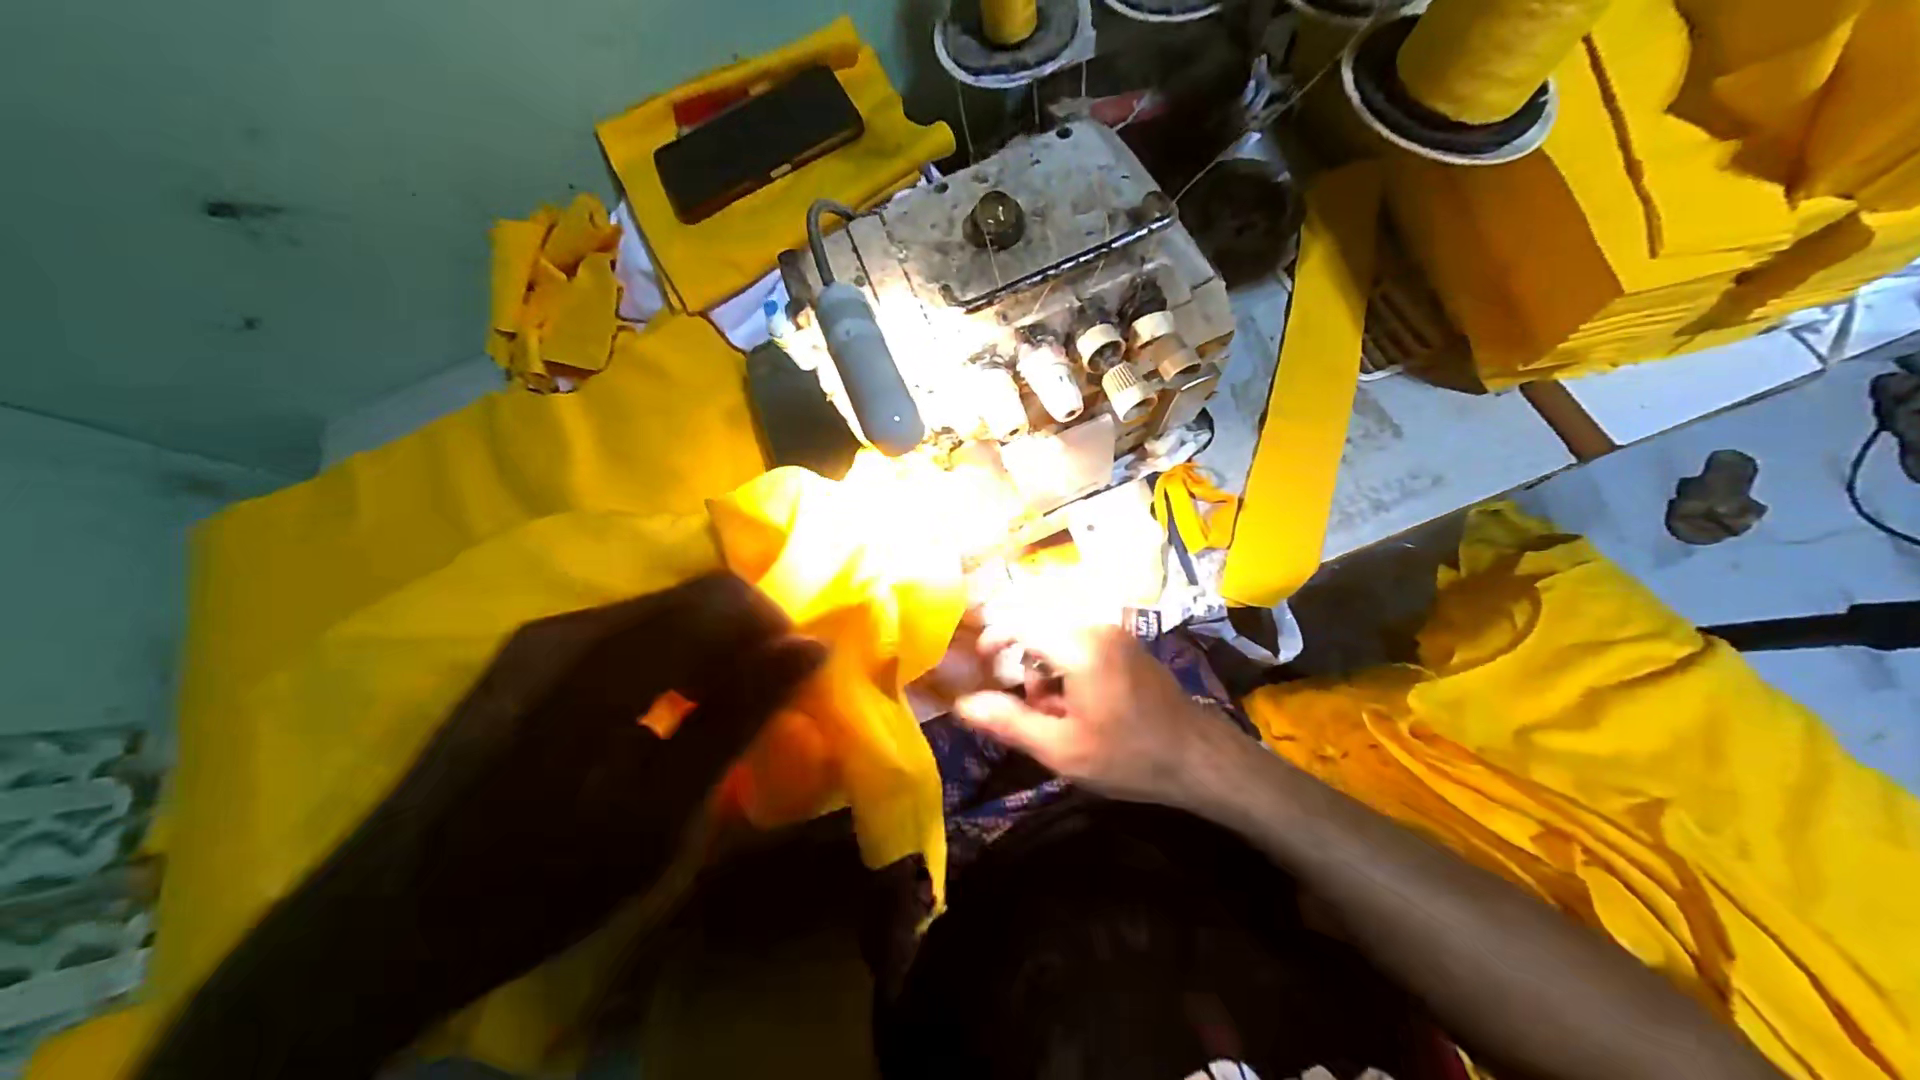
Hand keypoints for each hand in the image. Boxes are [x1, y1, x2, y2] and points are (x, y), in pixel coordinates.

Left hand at [140, 572, 824, 1079]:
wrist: (385, 924)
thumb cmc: (539, 883)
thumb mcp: (659, 815)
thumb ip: (737, 718)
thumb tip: (810, 648)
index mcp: (598, 663)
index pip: (721, 600)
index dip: (775, 633)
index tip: (798, 687)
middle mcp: (567, 627)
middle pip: (693, 599)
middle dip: (748, 644)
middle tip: (767, 708)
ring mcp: (540, 638)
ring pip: (663, 614)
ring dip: (712, 654)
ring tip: (723, 717)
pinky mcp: (528, 656)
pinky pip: (627, 634)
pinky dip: (671, 663)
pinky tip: (668, 716)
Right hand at [954, 620, 1253, 809]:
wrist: (1199, 758)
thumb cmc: (1128, 756)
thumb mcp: (1061, 748)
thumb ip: (1009, 722)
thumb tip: (963, 704)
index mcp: (1078, 646)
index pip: (1018, 622)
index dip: (992, 639)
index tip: (980, 666)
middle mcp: (1096, 628)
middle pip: (1038, 630)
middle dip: (1026, 667)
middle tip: (1036, 710)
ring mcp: (1115, 633)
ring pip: (1058, 639)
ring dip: (1048, 671)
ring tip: (1060, 715)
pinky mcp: (1126, 644)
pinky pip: (1081, 644)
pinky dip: (1069, 669)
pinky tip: (1082, 705)